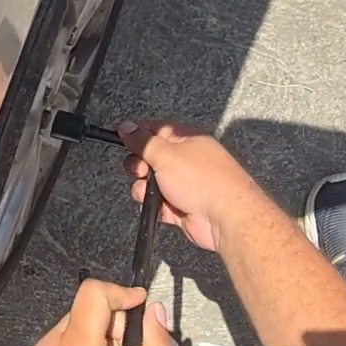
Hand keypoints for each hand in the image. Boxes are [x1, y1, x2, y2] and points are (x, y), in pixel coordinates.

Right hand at [117, 121, 259, 251]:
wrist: (225, 218)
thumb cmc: (203, 181)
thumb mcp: (165, 154)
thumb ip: (142, 141)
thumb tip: (126, 127)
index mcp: (188, 141)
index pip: (157, 130)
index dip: (138, 132)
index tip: (120, 135)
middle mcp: (187, 160)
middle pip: (150, 157)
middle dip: (139, 164)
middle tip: (141, 169)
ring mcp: (185, 184)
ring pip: (150, 182)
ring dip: (144, 187)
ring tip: (152, 191)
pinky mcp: (181, 206)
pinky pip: (157, 203)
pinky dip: (154, 205)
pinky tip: (160, 206)